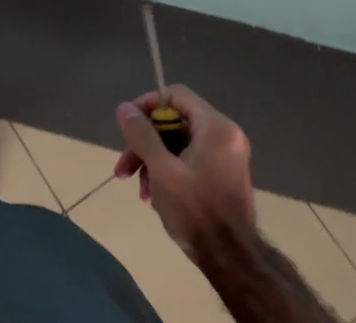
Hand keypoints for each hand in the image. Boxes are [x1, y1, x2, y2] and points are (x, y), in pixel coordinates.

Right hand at [113, 85, 255, 252]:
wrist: (232, 260)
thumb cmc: (196, 211)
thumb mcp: (161, 170)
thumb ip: (141, 135)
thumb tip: (124, 107)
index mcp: (216, 128)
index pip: (176, 95)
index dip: (147, 104)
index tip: (127, 125)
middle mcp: (226, 136)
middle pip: (174, 123)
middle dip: (144, 143)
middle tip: (124, 167)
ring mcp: (226, 157)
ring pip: (178, 144)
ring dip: (152, 161)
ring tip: (137, 189)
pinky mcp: (223, 175)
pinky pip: (189, 160)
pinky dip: (168, 171)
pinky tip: (153, 196)